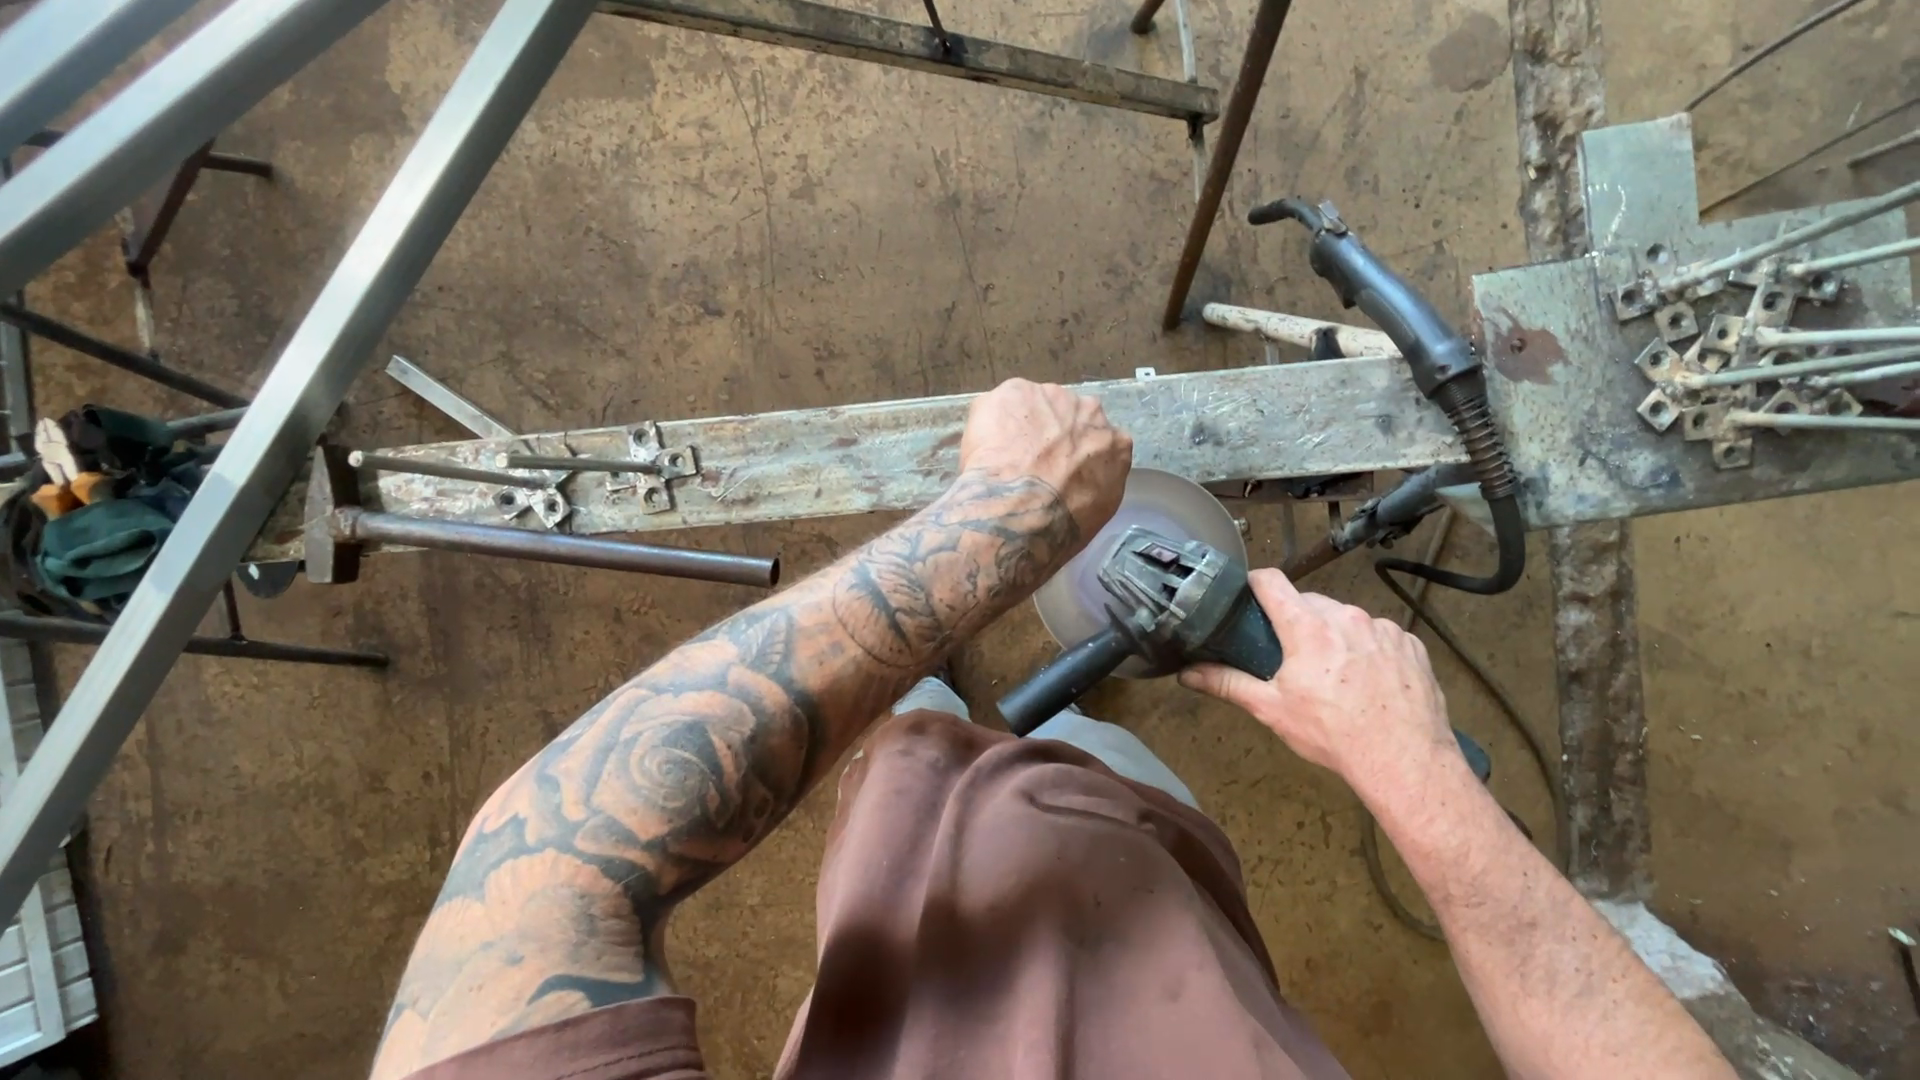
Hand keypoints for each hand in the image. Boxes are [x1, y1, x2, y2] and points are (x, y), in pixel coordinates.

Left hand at [959, 379, 1131, 537]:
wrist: (1021, 508)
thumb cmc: (1061, 523)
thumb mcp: (1098, 510)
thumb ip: (1096, 482)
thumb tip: (1080, 481)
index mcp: (1115, 443)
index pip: (1097, 442)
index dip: (1073, 455)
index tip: (1056, 469)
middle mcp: (1089, 411)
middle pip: (1066, 416)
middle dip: (1048, 434)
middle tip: (1027, 463)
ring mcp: (1052, 396)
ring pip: (1032, 407)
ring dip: (1019, 427)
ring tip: (1001, 459)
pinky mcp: (1015, 391)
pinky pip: (999, 406)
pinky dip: (989, 424)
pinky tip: (983, 452)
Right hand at [1178, 569, 1457, 798]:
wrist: (1404, 760)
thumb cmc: (1331, 733)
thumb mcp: (1271, 709)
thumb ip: (1227, 683)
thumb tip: (1186, 674)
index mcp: (1307, 626)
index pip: (1272, 581)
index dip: (1255, 583)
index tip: (1247, 596)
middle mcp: (1346, 617)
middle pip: (1310, 602)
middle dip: (1297, 619)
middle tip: (1291, 654)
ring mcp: (1383, 628)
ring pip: (1347, 618)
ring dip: (1335, 634)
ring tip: (1335, 672)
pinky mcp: (1411, 643)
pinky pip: (1380, 634)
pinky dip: (1369, 648)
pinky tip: (1370, 680)